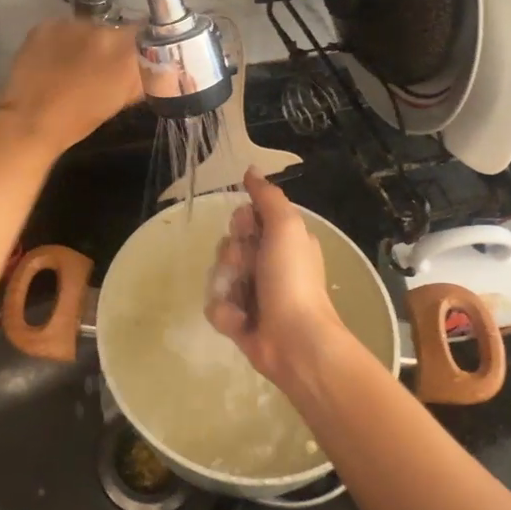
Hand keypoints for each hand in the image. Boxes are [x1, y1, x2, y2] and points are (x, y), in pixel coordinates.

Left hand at [0, 19, 141, 153]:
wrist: (31, 121)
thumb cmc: (80, 119)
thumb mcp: (120, 100)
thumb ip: (140, 78)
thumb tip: (150, 65)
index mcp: (126, 51)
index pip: (145, 33)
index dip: (141, 43)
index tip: (136, 54)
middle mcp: (103, 30)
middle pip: (114, 30)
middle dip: (111, 45)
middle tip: (100, 66)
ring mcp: (72, 25)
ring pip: (87, 28)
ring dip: (85, 42)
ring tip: (72, 65)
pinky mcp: (46, 25)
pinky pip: (62, 29)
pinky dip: (61, 41)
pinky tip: (53, 60)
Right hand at [205, 169, 346, 382]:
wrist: (295, 340)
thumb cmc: (292, 278)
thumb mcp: (285, 227)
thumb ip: (267, 197)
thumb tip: (250, 169)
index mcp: (282, 240)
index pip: (246, 218)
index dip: (241, 221)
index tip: (248, 228)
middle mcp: (267, 263)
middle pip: (229, 244)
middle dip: (232, 254)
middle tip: (246, 266)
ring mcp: (252, 293)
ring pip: (218, 274)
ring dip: (227, 284)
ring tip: (243, 299)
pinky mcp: (238, 320)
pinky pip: (215, 305)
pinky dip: (226, 312)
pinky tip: (241, 321)